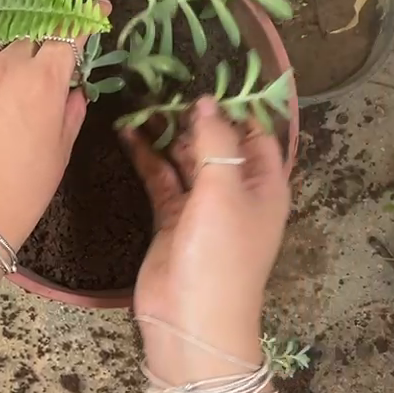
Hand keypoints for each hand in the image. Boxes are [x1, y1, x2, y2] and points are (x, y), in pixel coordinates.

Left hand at [0, 15, 104, 248]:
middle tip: (56, 36)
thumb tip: (73, 89)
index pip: (68, 33)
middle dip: (49, 28)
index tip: (96, 10)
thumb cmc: (22, 192)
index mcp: (43, 83)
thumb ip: (71, 111)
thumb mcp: (60, 152)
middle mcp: (6, 68)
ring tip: (20, 38)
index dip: (86, 18)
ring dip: (13, 30)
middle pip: (33, 27)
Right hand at [123, 97, 291, 375]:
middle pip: (217, 142)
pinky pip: (161, 181)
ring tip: (141, 102)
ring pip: (186, 159)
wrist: (190, 319)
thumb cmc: (220, 255)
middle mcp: (237, 191)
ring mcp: (203, 206)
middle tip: (162, 83)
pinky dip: (147, 159)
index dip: (234, 104)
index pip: (255, 131)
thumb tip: (205, 101)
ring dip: (166, 135)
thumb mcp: (224, 190)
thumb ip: (214, 141)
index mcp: (265, 183)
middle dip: (193, 116)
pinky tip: (128, 136)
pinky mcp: (171, 220)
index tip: (204, 74)